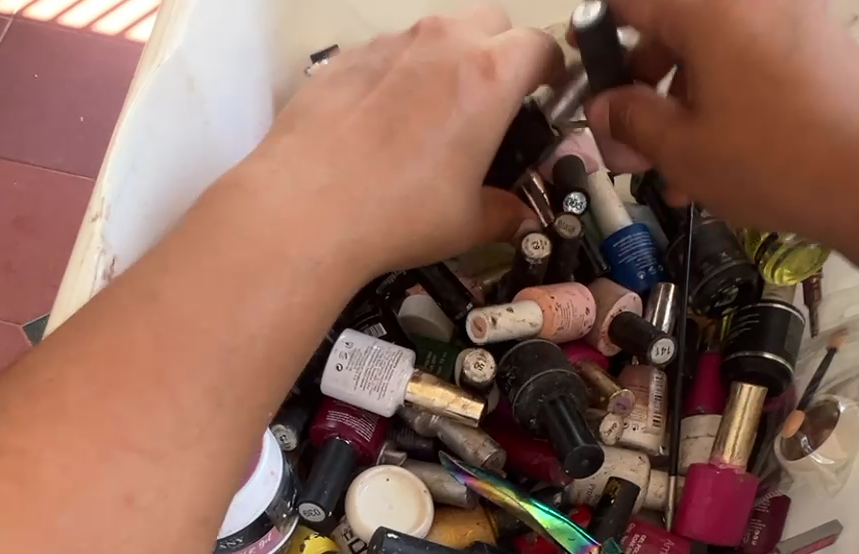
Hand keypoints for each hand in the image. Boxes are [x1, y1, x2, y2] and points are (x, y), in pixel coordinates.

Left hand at [237, 7, 561, 279]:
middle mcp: (442, 44)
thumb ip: (504, 213)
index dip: (551, 73)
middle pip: (492, 23)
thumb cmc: (398, 214)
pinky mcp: (347, 58)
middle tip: (494, 110)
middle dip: (503, 57)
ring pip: (437, 34)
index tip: (546, 98)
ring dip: (449, 65)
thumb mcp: (467, 224)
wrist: (307, 208)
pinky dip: (400, 79)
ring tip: (435, 124)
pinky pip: (389, 54)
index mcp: (488, 78)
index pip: (541, 47)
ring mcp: (390, 43)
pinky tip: (384, 130)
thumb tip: (519, 218)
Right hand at [584, 0, 858, 248]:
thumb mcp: (681, 148)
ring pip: (710, 55)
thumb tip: (602, 107)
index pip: (631, 1)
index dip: (598, 37)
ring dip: (680, 108)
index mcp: (706, 7)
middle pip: (673, 27)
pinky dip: (720, 106)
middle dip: (642, 86)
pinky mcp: (815, 46)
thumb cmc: (768, 158)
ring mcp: (789, 17)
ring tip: (672, 173)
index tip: (586, 79)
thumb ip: (631, 120)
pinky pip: (748, 67)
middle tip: (629, 144)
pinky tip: (714, 165)